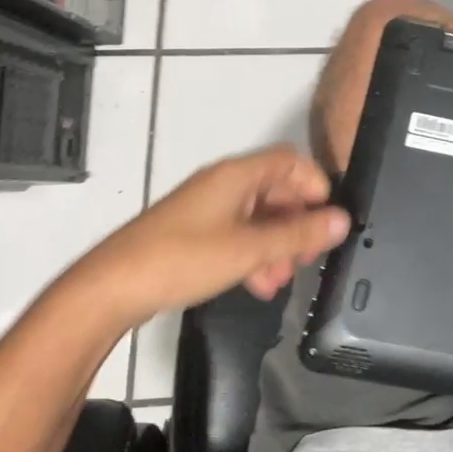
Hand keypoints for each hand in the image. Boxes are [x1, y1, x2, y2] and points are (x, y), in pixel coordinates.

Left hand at [66, 144, 350, 326]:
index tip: (328, 219)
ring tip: (282, 278)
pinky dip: (253, 255)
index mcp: (237, 175)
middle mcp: (222, 184)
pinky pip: (236, 235)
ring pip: (257, 217)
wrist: (109, 290)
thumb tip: (343, 220)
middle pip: (276, 190)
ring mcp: (205, 209)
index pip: (291, 161)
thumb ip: (299, 234)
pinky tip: (257, 284)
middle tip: (310, 255)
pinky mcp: (191, 234)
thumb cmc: (182, 259)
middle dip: (298, 222)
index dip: (315, 185)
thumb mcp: (249, 249)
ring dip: (276, 245)